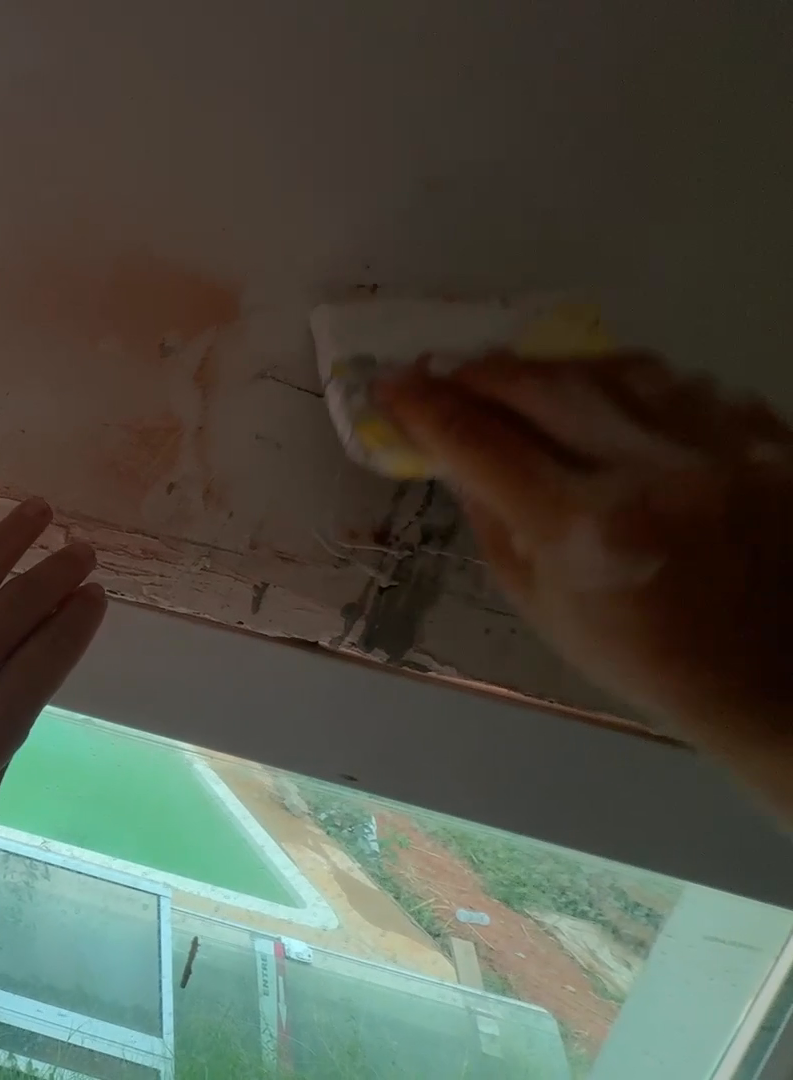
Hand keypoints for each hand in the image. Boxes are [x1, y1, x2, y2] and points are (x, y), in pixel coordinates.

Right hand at [376, 355, 792, 756]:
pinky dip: (623, 384)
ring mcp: (727, 449)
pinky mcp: (774, 440)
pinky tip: (596, 403)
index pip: (477, 442)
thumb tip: (447, 449)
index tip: (387, 383)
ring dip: (547, 368)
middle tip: (438, 371)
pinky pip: (682, 385)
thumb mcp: (528, 591)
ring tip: (511, 380)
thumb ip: (488, 510)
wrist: (777, 675)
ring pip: (617, 370)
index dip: (422, 405)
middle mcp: (656, 474)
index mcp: (581, 526)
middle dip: (477, 373)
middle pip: (543, 386)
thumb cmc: (627, 648)